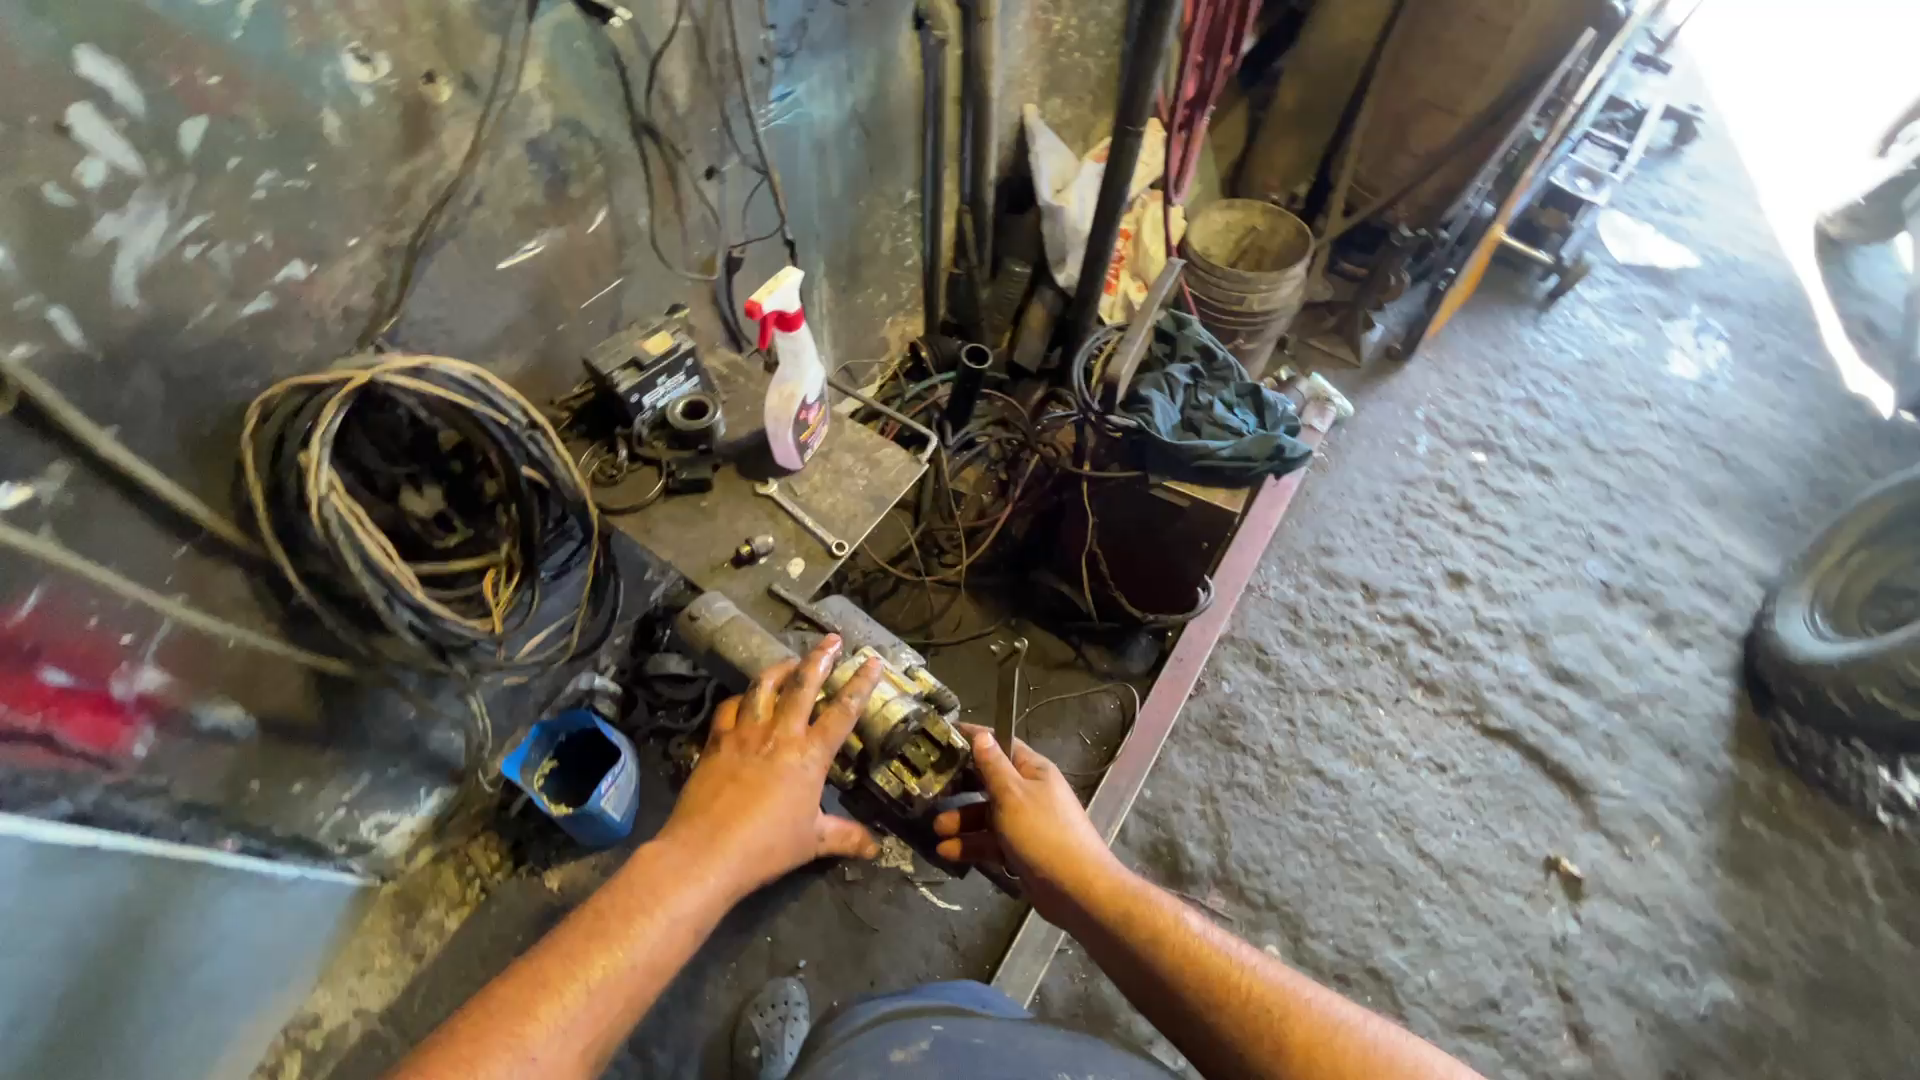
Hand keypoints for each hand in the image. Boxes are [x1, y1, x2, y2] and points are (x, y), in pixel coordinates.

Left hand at [654, 635, 883, 900]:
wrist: (705, 853)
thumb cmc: (766, 847)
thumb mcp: (812, 842)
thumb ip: (846, 837)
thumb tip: (876, 847)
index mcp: (810, 755)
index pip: (843, 711)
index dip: (861, 683)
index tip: (872, 661)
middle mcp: (780, 735)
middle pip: (803, 685)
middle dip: (820, 658)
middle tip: (832, 639)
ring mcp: (745, 734)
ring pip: (764, 687)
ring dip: (780, 669)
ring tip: (790, 659)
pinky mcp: (716, 741)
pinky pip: (730, 708)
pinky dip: (741, 697)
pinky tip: (745, 697)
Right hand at [935, 724, 1125, 928]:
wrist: (1076, 889)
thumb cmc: (1043, 833)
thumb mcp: (1013, 794)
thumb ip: (993, 766)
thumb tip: (982, 735)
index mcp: (1033, 770)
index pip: (1000, 744)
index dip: (974, 739)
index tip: (944, 736)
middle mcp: (1028, 792)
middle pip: (988, 782)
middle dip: (961, 787)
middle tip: (931, 787)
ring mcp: (1024, 823)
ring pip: (986, 815)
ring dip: (961, 821)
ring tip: (936, 829)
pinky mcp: (1018, 851)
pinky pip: (990, 842)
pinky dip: (970, 845)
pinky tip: (946, 852)